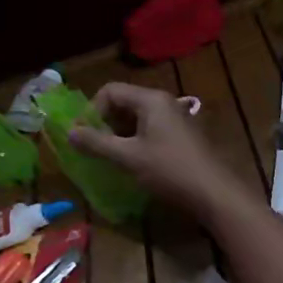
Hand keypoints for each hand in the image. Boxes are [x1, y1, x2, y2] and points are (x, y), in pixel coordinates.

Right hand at [69, 83, 253, 219]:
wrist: (213, 192)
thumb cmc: (169, 170)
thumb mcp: (128, 157)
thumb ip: (97, 143)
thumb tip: (69, 133)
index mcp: (151, 99)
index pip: (110, 90)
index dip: (91, 110)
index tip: (82, 136)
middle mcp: (164, 103)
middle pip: (124, 102)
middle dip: (104, 123)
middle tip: (93, 148)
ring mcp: (175, 119)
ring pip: (137, 119)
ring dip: (119, 135)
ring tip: (109, 157)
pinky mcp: (181, 137)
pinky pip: (150, 131)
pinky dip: (135, 142)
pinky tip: (132, 163)